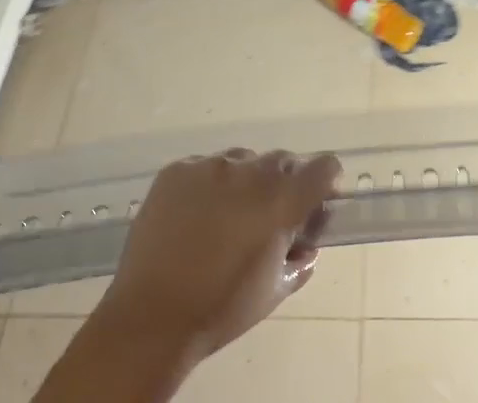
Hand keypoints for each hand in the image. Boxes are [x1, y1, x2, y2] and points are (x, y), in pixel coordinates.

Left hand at [97, 148, 341, 357]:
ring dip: (245, 182)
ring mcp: (210, 167)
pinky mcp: (177, 170)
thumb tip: (306, 243)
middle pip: (283, 161)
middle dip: (284, 183)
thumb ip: (300, 258)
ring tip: (226, 216)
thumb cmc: (222, 308)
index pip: (324, 166)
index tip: (315, 201)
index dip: (325, 181)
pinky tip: (195, 215)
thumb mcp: (276, 289)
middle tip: (267, 216)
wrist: (151, 317)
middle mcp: (251, 172)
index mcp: (283, 201)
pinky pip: (204, 167)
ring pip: (242, 161)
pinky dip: (208, 184)